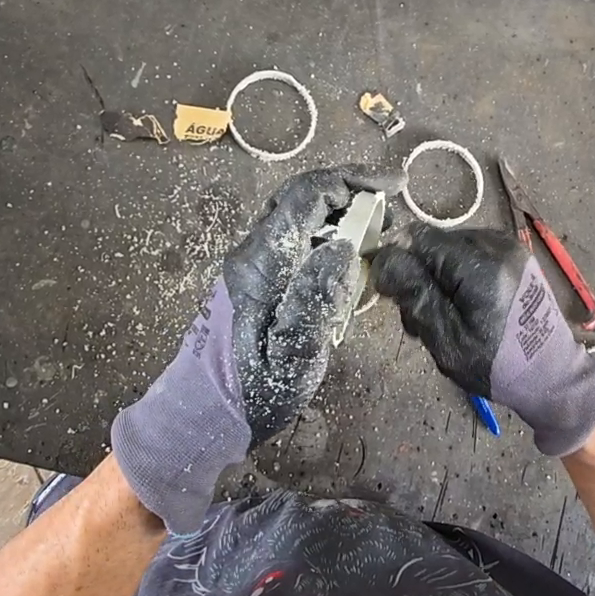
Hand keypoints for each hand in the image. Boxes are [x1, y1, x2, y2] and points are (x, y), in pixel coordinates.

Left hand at [112, 163, 404, 532]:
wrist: (199, 416)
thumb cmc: (247, 392)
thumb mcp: (292, 355)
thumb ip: (317, 298)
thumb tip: (345, 244)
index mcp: (263, 263)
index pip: (307, 195)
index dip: (353, 180)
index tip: (395, 185)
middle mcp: (253, 252)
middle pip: (301, 196)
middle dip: (350, 191)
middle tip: (390, 211)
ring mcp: (251, 264)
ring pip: (298, 217)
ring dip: (340, 213)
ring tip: (378, 234)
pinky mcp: (254, 279)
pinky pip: (295, 240)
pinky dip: (327, 236)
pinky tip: (349, 263)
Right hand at [374, 225, 594, 455]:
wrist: (554, 375)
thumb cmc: (498, 366)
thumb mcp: (447, 339)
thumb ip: (415, 294)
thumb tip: (385, 257)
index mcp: (480, 264)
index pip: (418, 238)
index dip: (396, 260)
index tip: (390, 293)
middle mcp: (496, 245)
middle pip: (435, 243)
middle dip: (419, 274)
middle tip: (418, 318)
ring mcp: (510, 247)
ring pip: (451, 248)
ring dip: (438, 276)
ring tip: (442, 316)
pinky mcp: (516, 256)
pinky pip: (473, 253)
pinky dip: (460, 274)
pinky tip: (463, 305)